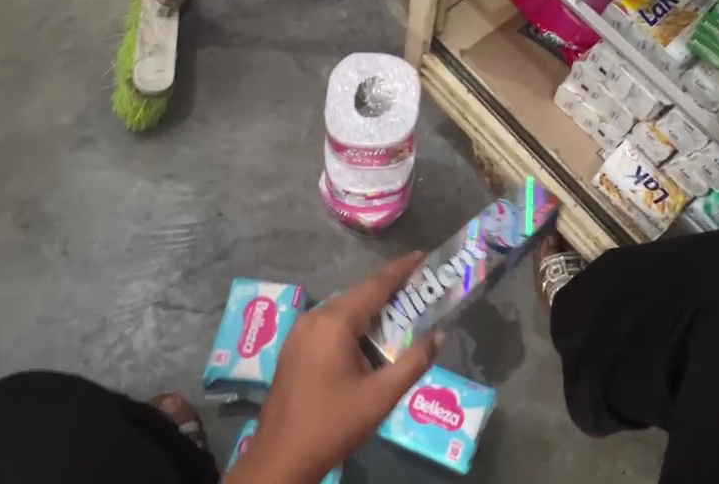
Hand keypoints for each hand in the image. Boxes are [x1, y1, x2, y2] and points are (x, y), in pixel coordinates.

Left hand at [234, 254, 440, 483]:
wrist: (279, 464)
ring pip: (344, 311)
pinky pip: (330, 325)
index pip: (374, 286)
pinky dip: (354, 325)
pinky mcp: (294, 350)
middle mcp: (314, 319)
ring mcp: (300, 334)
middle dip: (390, 292)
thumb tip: (439, 335)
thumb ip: (413, 363)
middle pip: (359, 296)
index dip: (400, 270)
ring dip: (372, 311)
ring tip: (401, 314)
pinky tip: (370, 340)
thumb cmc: (332, 426)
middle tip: (419, 290)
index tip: (422, 256)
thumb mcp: (380, 397)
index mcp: (334, 323)